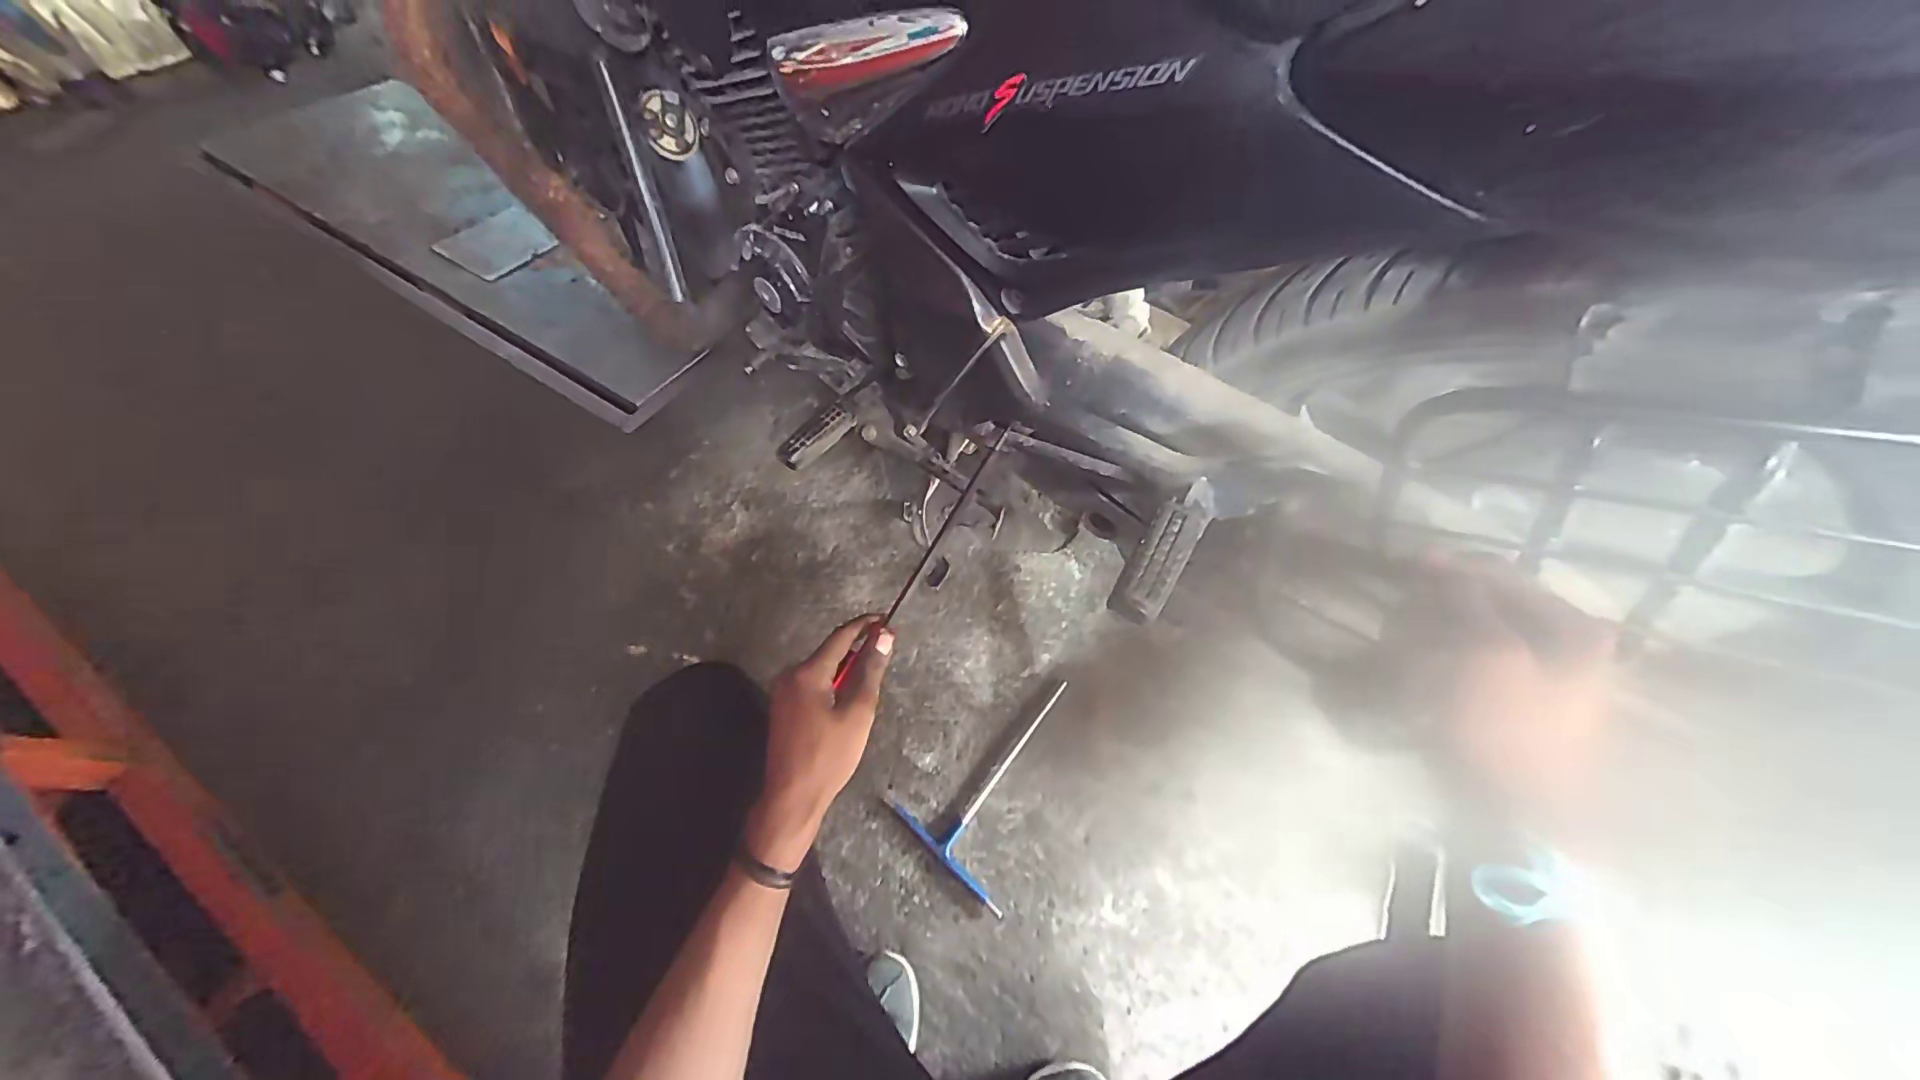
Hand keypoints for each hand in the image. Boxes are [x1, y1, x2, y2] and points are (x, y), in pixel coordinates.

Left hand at [744, 615, 895, 870]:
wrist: (791, 797)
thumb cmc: (829, 756)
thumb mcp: (858, 713)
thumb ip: (870, 671)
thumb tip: (884, 637)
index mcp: (808, 673)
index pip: (840, 637)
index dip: (864, 626)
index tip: (885, 620)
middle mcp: (790, 675)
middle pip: (829, 652)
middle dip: (857, 648)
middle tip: (885, 651)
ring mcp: (783, 692)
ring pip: (821, 668)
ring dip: (846, 667)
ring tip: (871, 676)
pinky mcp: (783, 707)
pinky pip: (812, 683)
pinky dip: (833, 682)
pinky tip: (848, 697)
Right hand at [1411, 561, 1616, 822]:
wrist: (1517, 811)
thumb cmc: (1504, 727)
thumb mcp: (1485, 654)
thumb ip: (1467, 600)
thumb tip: (1445, 564)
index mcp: (1574, 630)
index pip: (1507, 577)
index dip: (1455, 567)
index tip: (1409, 564)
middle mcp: (1569, 645)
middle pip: (1494, 602)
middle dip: (1443, 603)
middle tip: (1403, 611)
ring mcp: (1546, 676)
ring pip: (1480, 630)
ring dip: (1438, 629)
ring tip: (1403, 641)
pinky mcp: (1518, 700)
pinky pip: (1476, 660)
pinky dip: (1445, 656)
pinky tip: (1418, 665)